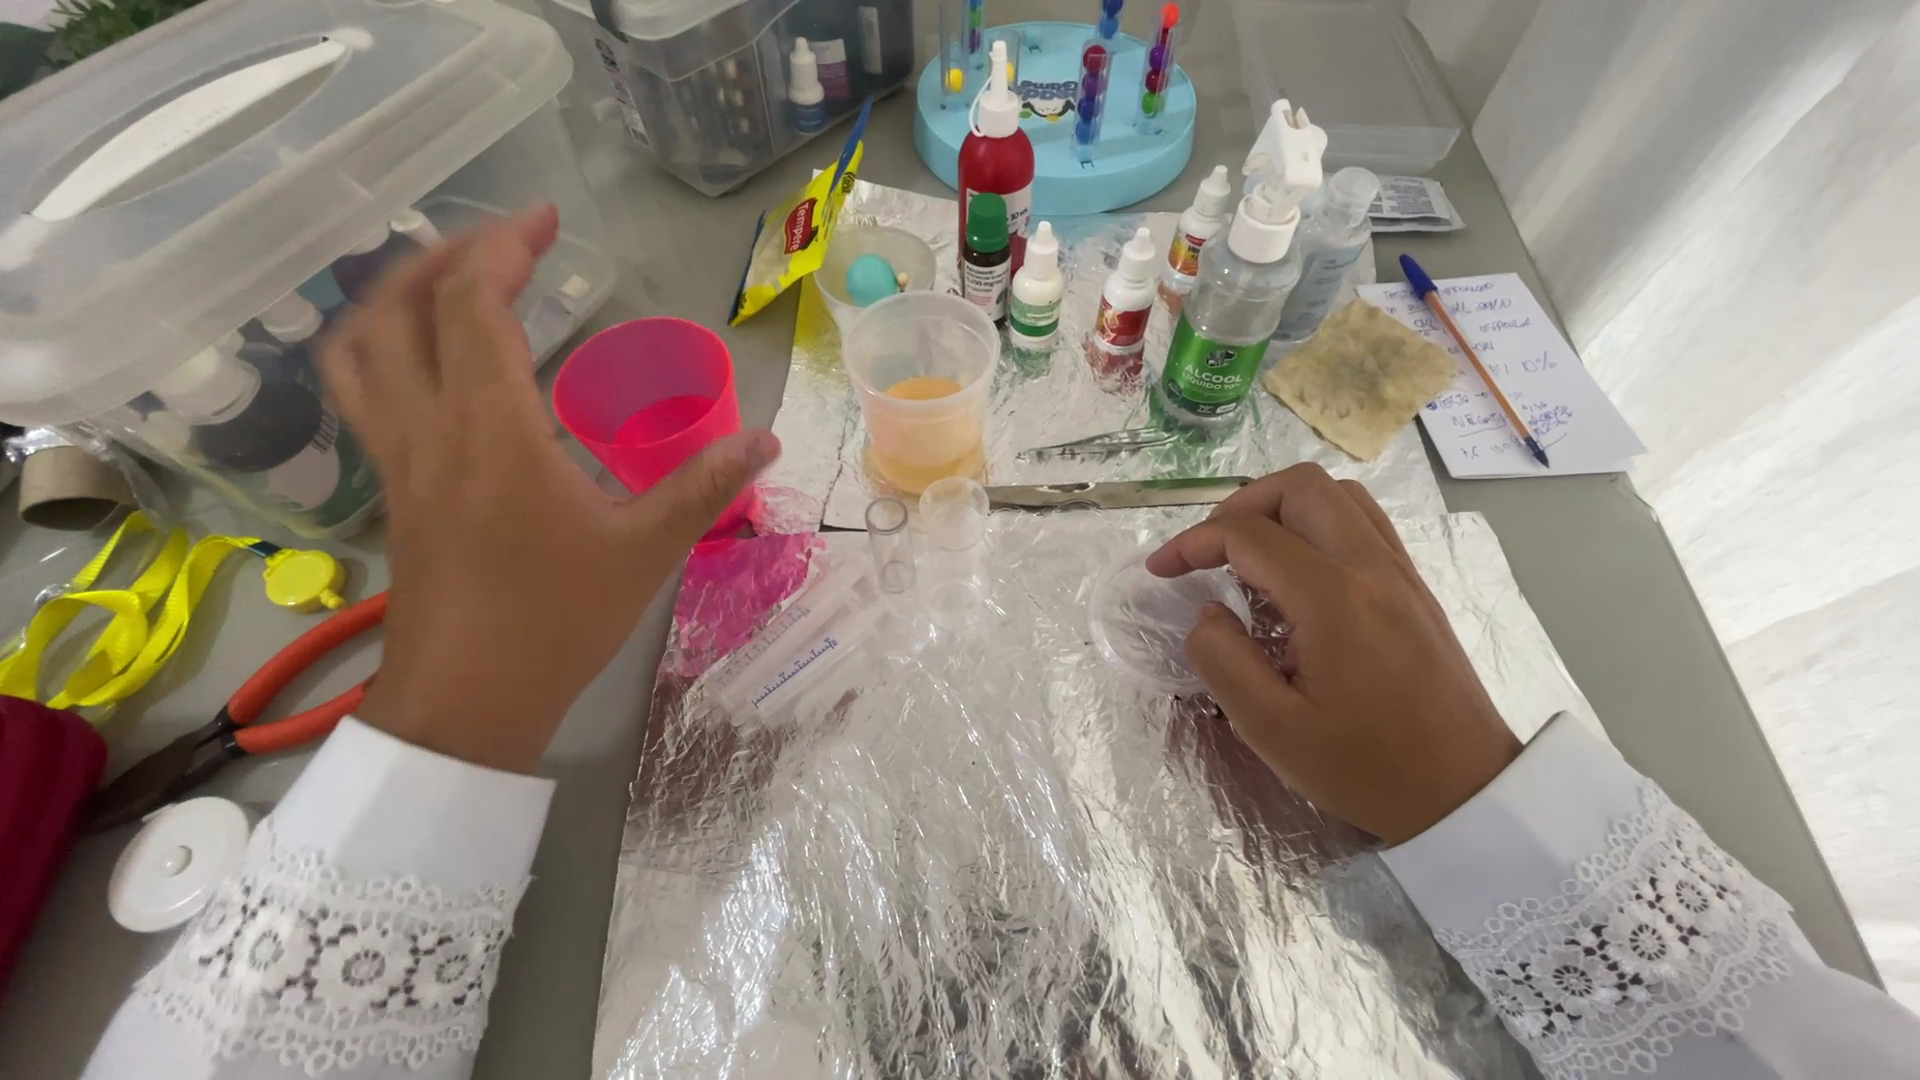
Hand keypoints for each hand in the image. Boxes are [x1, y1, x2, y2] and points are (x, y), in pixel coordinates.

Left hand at [319, 205, 779, 772]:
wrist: (469, 697)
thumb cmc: (557, 619)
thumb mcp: (645, 549)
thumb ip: (704, 486)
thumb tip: (765, 442)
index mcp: (491, 431)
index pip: (473, 309)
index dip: (502, 249)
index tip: (544, 219)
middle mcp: (428, 429)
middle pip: (399, 308)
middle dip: (447, 256)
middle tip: (505, 243)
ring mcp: (398, 459)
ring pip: (360, 347)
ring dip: (396, 295)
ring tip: (450, 282)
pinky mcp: (392, 488)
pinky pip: (365, 391)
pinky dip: (385, 347)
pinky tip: (430, 364)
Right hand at [1148, 464, 1518, 843]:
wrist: (1469, 793)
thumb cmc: (1367, 768)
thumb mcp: (1270, 728)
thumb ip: (1221, 659)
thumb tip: (1207, 613)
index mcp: (1332, 599)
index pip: (1248, 534)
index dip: (1191, 543)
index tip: (1161, 571)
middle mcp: (1371, 567)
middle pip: (1299, 487)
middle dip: (1239, 507)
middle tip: (1208, 552)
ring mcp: (1400, 572)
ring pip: (1337, 494)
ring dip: (1281, 507)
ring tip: (1248, 552)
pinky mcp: (1414, 587)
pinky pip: (1362, 521)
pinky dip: (1316, 522)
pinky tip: (1296, 569)